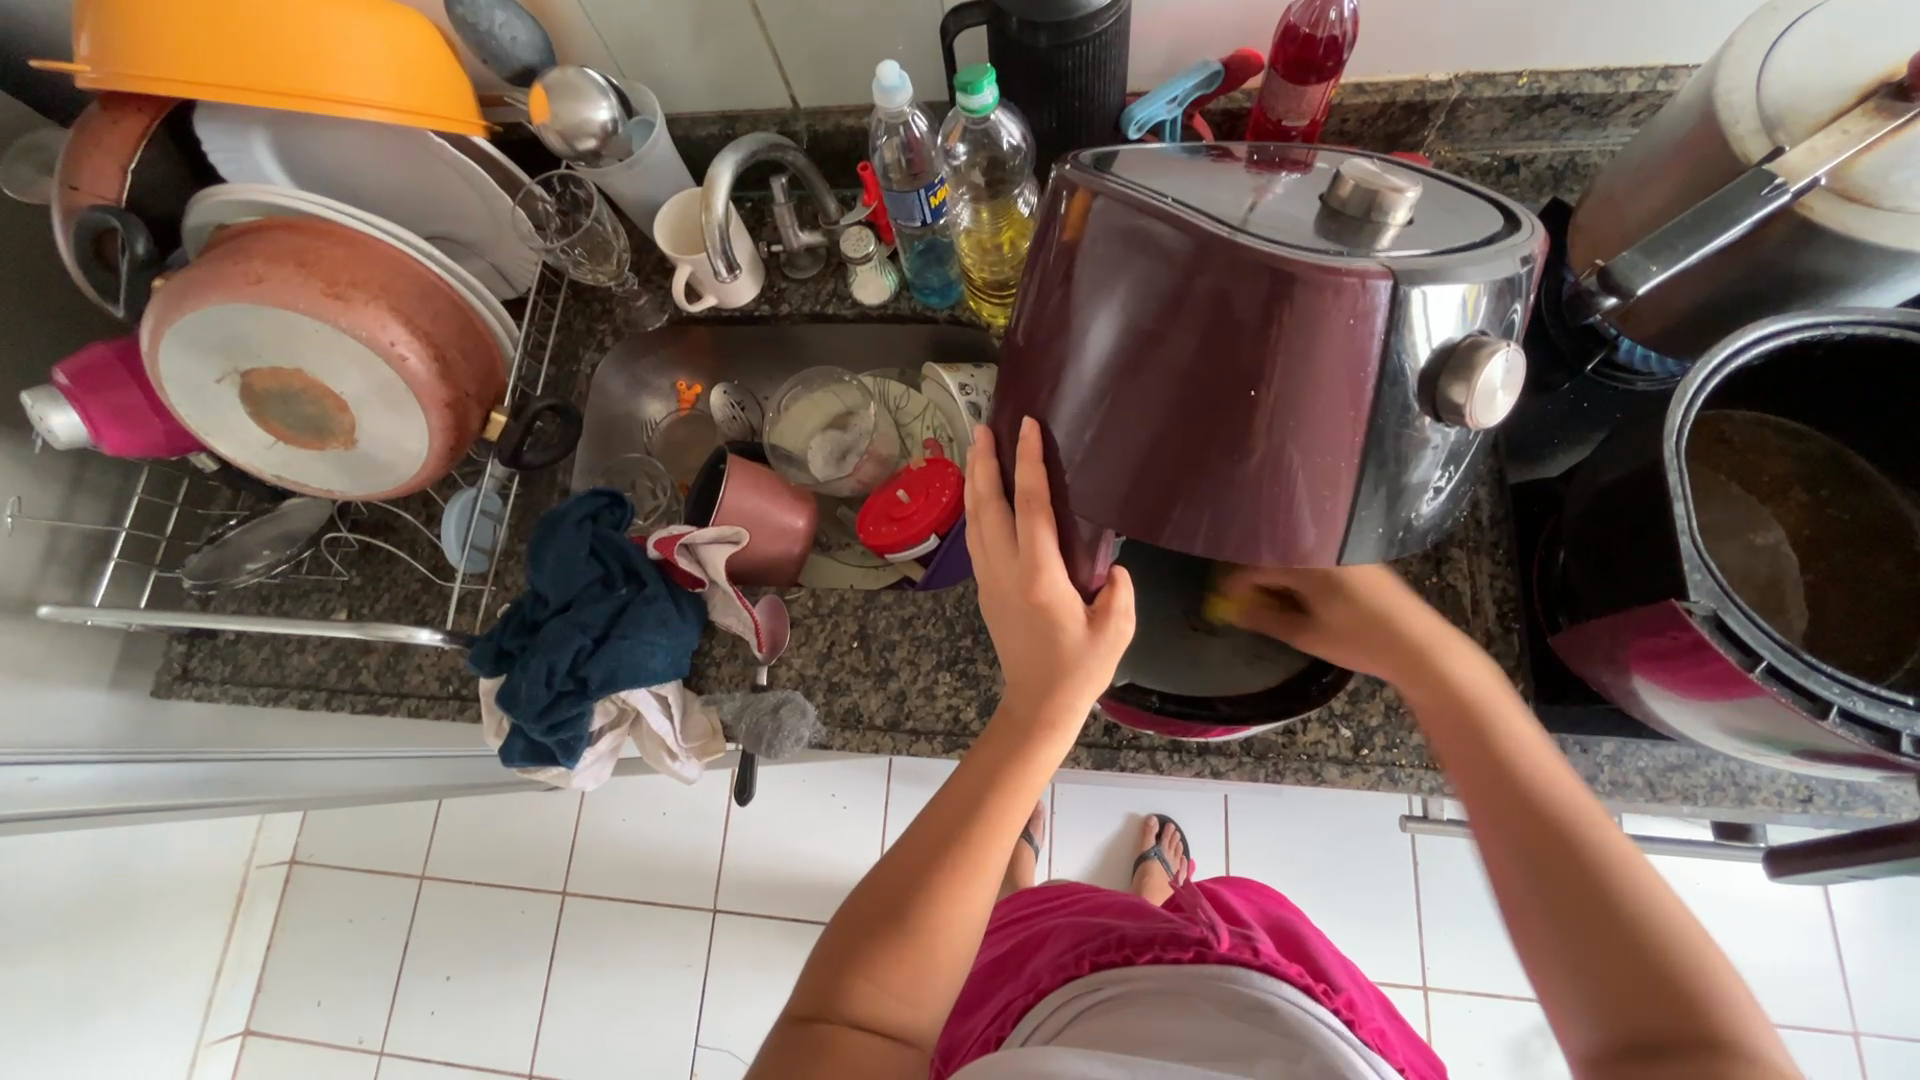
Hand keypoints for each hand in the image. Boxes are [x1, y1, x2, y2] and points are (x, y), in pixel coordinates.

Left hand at [965, 417, 1135, 719]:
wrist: (1037, 704)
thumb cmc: (1079, 669)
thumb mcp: (1116, 630)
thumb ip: (1119, 590)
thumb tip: (1112, 563)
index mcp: (1040, 576)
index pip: (1031, 506)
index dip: (1028, 463)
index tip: (1027, 428)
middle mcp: (1007, 570)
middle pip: (988, 505)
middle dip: (984, 462)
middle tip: (984, 426)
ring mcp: (990, 579)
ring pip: (975, 519)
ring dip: (974, 481)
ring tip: (977, 449)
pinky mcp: (985, 589)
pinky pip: (976, 537)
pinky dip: (975, 508)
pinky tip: (980, 495)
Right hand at [1216, 563, 1460, 685]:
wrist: (1422, 647)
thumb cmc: (1359, 641)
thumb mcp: (1304, 634)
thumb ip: (1263, 619)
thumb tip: (1230, 611)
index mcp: (1308, 562)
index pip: (1257, 566)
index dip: (1236, 585)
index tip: (1223, 603)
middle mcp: (1325, 548)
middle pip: (1276, 556)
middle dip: (1257, 580)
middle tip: (1246, 606)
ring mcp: (1345, 552)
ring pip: (1297, 558)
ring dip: (1280, 578)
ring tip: (1274, 606)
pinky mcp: (1359, 561)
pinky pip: (1317, 560)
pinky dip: (1301, 577)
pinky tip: (1303, 601)